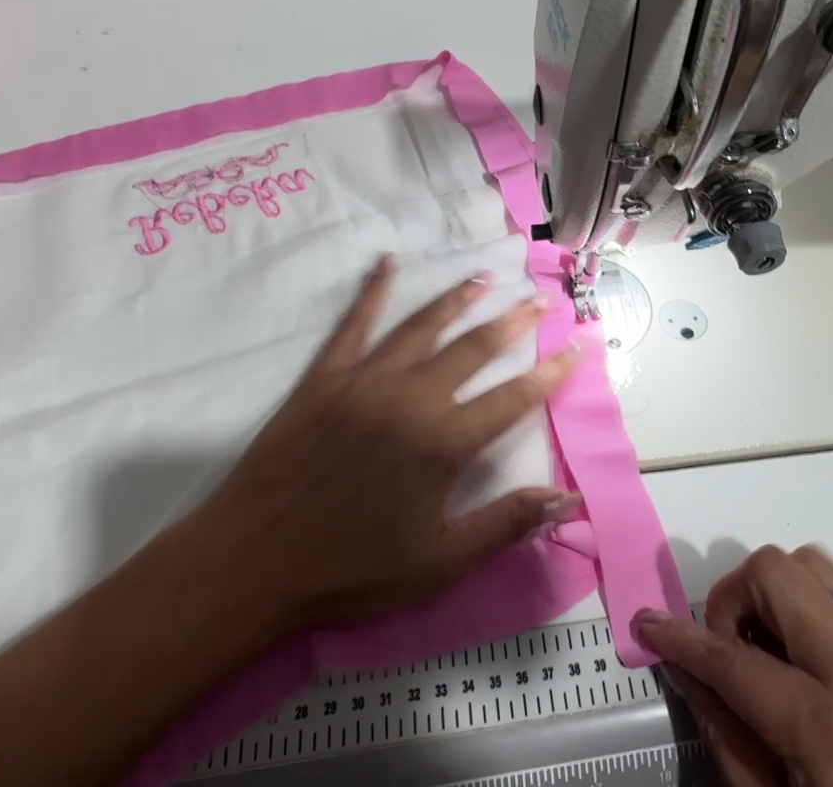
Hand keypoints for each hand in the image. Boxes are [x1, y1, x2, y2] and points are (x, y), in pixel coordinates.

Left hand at [193, 256, 583, 631]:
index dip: (552, 372)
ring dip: (457, 298)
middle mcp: (411, 399)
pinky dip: (372, 292)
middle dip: (514, 320)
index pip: (514, 398)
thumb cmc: (352, 569)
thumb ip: (504, 524)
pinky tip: (386, 264)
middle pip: (474, 348)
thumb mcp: (439, 562)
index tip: (579, 345)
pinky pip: (353, 325)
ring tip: (485, 276)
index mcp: (444, 444)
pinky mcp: (323, 378)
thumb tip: (567, 499)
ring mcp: (364, 381)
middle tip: (541, 297)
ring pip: (421, 327)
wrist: (253, 560)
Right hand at [636, 547, 832, 786]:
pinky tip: (808, 663)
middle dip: (734, 597)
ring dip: (777, 595)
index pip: (735, 661)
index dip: (682, 640)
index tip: (650, 624)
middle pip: (779, 573)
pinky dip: (814, 612)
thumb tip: (689, 671)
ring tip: (768, 649)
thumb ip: (728, 739)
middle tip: (727, 646)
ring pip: (817, 567)